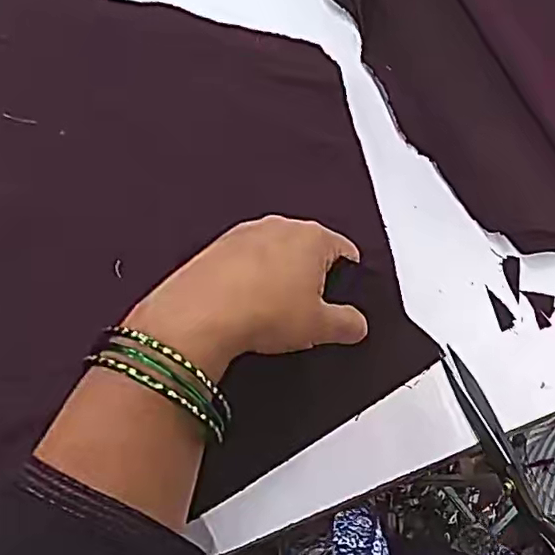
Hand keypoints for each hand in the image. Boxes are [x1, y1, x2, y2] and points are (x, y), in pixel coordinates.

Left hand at [121, 216, 368, 377]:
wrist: (198, 318)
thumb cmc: (259, 311)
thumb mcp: (322, 328)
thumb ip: (350, 323)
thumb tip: (356, 324)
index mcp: (312, 236)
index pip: (347, 252)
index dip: (351, 281)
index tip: (345, 301)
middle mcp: (278, 226)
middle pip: (310, 253)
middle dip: (314, 280)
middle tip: (311, 314)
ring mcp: (244, 234)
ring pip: (277, 258)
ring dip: (281, 282)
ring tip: (277, 316)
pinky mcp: (217, 249)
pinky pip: (247, 266)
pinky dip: (252, 284)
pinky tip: (250, 311)